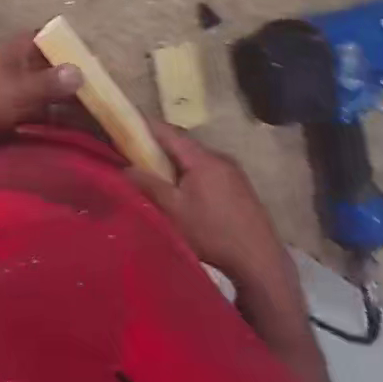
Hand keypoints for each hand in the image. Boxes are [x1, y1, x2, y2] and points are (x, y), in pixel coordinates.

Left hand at [0, 31, 82, 135]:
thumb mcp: (24, 90)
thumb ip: (53, 81)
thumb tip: (80, 72)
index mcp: (19, 47)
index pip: (50, 36)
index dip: (70, 45)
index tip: (91, 60)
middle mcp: (18, 61)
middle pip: (53, 63)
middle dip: (72, 76)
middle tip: (97, 89)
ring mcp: (14, 83)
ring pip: (48, 85)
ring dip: (65, 97)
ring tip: (90, 109)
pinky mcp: (12, 105)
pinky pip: (41, 105)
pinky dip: (55, 112)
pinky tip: (71, 123)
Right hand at [126, 121, 286, 282]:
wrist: (257, 256)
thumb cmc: (211, 232)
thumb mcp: (173, 210)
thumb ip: (149, 185)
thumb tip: (125, 168)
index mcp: (202, 158)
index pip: (170, 132)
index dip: (148, 126)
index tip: (129, 125)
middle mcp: (220, 157)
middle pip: (185, 144)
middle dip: (161, 147)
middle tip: (137, 155)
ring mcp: (233, 170)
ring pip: (198, 158)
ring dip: (178, 163)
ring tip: (159, 176)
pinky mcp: (240, 185)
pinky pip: (210, 170)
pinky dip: (193, 173)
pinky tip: (186, 192)